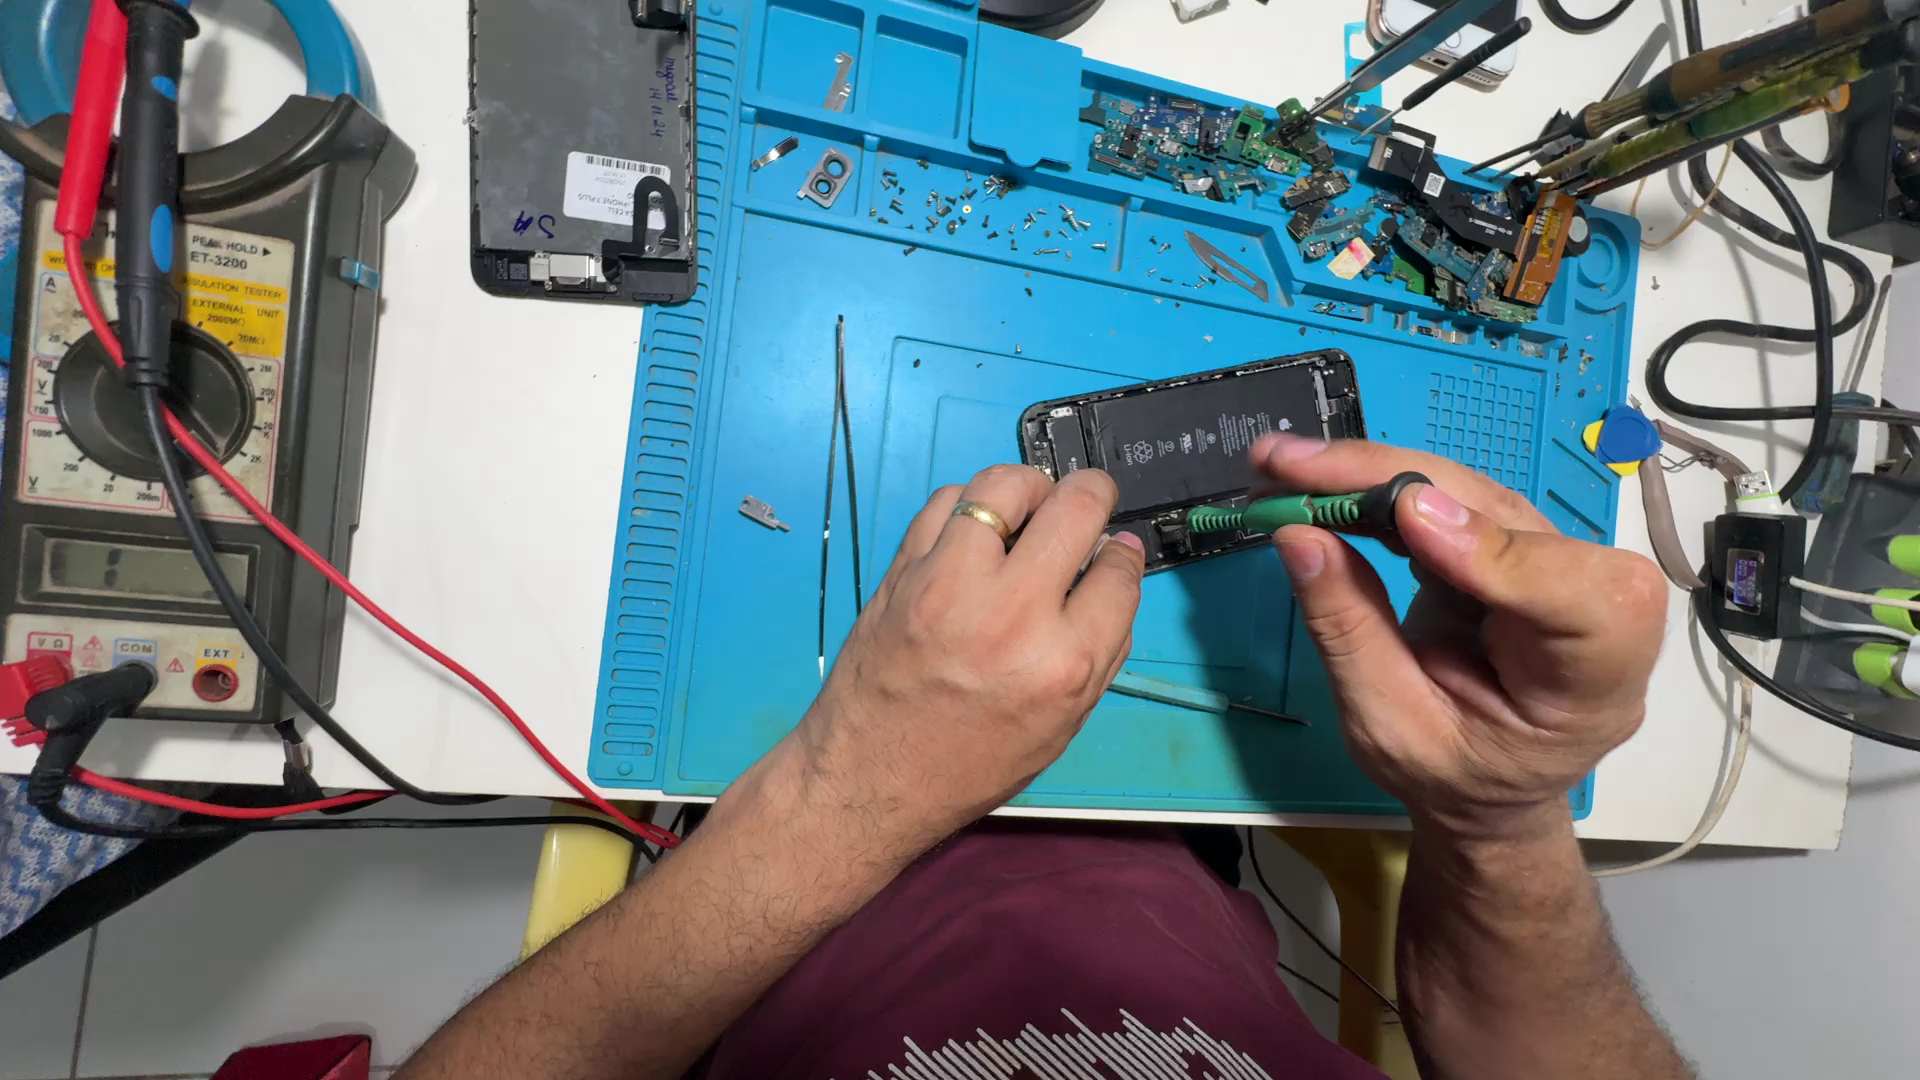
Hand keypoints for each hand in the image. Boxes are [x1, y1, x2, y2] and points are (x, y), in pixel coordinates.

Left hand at [788, 464, 1145, 861]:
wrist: (869, 777)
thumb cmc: (975, 763)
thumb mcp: (1063, 725)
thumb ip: (1104, 644)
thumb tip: (1117, 564)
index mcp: (1062, 663)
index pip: (1118, 571)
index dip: (1124, 552)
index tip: (1116, 548)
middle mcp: (1010, 613)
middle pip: (1074, 508)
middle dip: (1095, 493)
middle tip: (1089, 501)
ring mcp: (949, 584)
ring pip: (1004, 484)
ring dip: (1030, 487)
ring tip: (1031, 509)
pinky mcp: (903, 570)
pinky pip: (945, 501)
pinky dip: (970, 504)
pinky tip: (977, 529)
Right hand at [1254, 434, 1667, 840]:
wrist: (1487, 785)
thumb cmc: (1450, 774)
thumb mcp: (1386, 725)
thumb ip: (1348, 632)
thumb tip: (1298, 537)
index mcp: (1590, 680)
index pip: (1577, 594)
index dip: (1495, 549)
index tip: (1406, 520)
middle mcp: (1586, 600)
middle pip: (1500, 513)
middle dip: (1387, 478)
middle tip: (1285, 466)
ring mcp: (1543, 561)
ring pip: (1462, 491)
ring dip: (1364, 470)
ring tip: (1279, 467)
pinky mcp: (1497, 544)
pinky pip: (1437, 499)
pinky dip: (1368, 485)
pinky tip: (1313, 480)